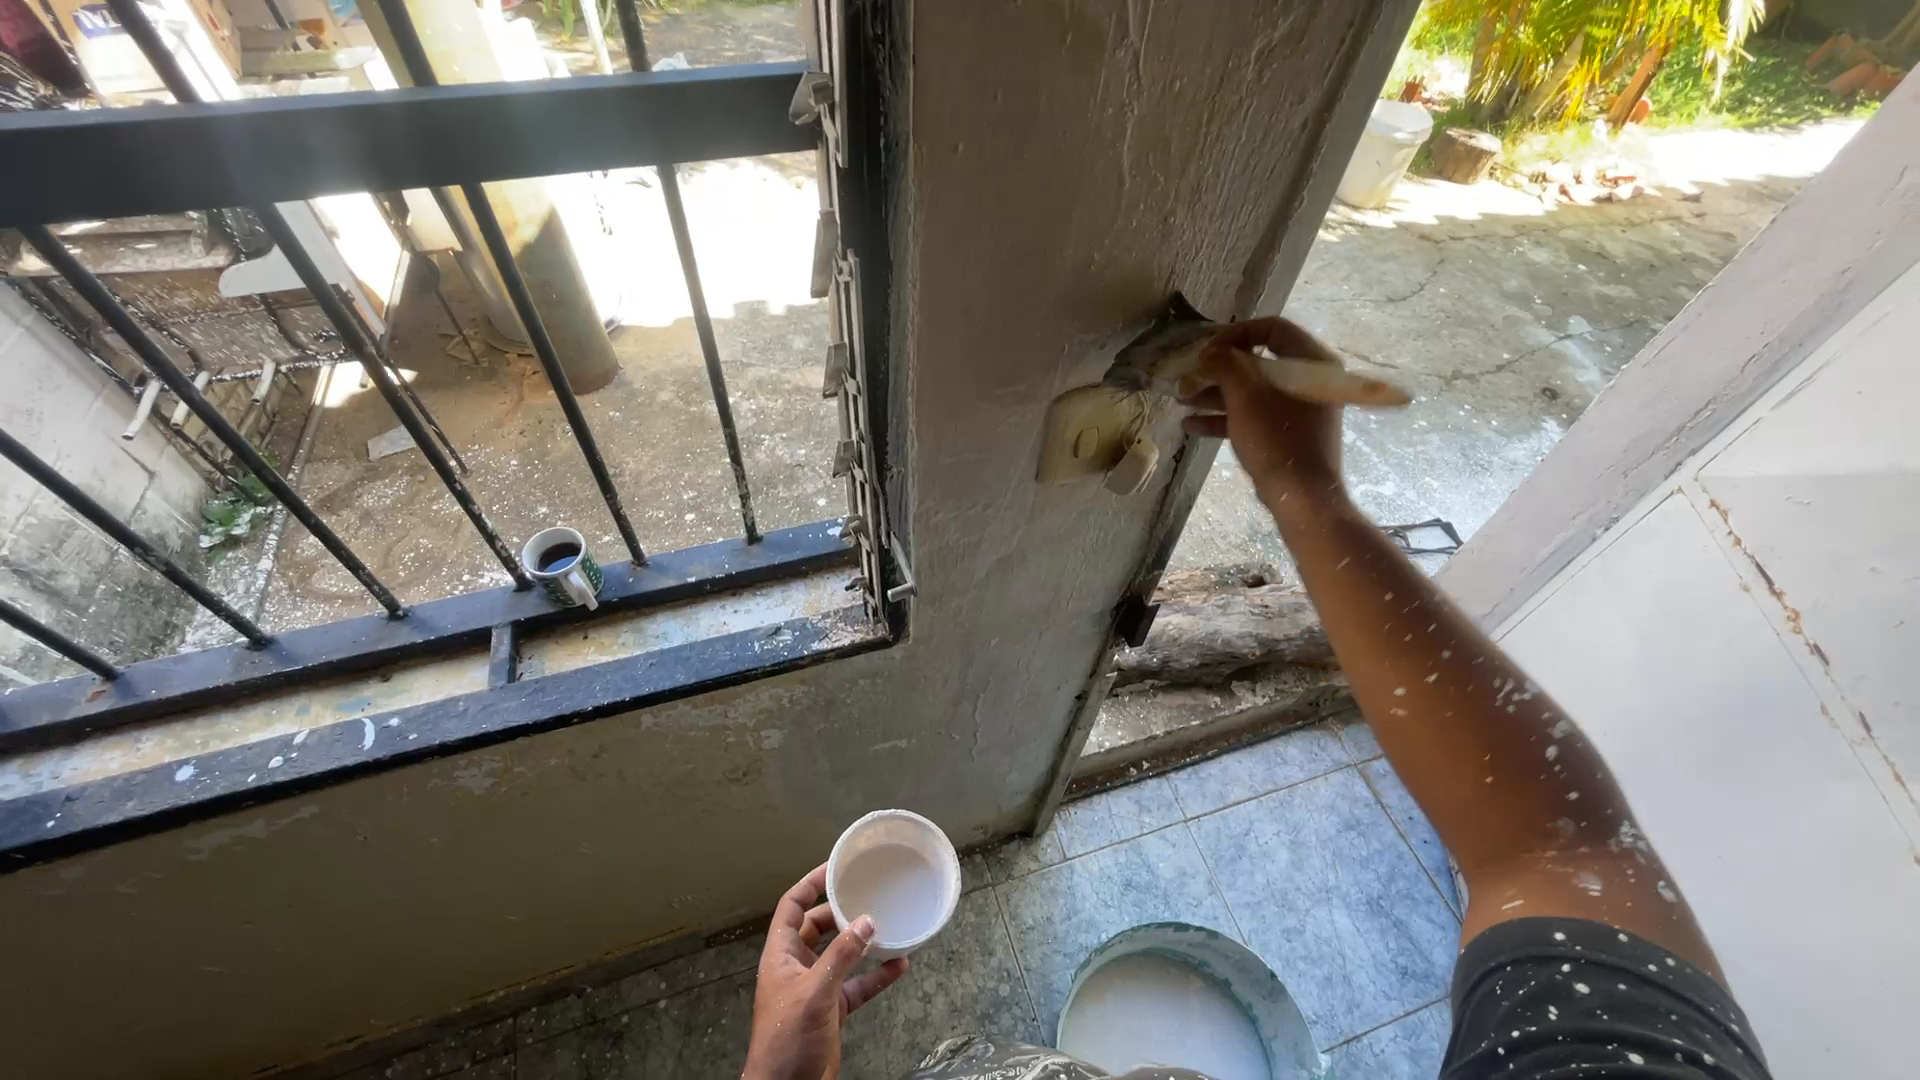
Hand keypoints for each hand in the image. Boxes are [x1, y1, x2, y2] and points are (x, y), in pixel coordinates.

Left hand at [742, 863, 908, 1079]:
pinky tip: (900, 964)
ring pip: (841, 954)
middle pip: (819, 926)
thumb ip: (842, 956)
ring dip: (863, 942)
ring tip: (888, 924)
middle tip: (868, 894)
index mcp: (781, 954)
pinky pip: (857, 984)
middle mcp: (797, 965)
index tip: (836, 867)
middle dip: (842, 911)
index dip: (810, 884)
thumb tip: (868, 920)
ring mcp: (816, 987)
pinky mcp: (833, 1010)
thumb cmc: (788, 1037)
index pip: (792, 906)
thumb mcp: (815, 992)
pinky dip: (876, 975)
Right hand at [1180, 317, 1347, 515]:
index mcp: (1311, 361)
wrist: (1300, 497)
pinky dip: (1223, 418)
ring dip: (1213, 394)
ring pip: (1250, 391)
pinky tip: (1191, 425)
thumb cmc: (1277, 439)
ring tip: (1182, 399)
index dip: (1236, 334)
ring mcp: (1297, 409)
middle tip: (1188, 375)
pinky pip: (1251, 416)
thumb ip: (1225, 364)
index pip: (1272, 329)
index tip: (1206, 349)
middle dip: (1217, 369)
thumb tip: (1210, 352)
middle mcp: (1308, 381)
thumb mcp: (1246, 395)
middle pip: (1257, 362)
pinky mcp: (1285, 434)